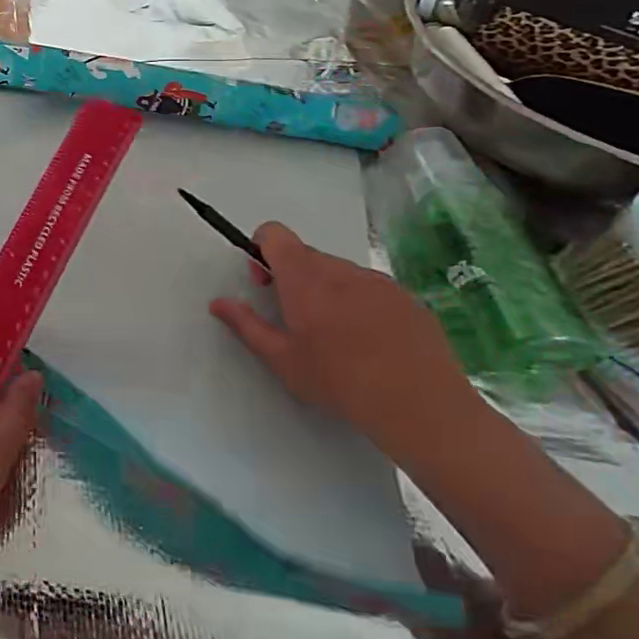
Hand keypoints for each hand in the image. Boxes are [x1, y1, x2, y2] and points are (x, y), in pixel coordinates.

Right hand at [209, 222, 486, 461]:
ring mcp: (378, 280)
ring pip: (340, 273)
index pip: (274, 233)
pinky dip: (362, 305)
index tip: (265, 285)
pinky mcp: (406, 297)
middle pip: (307, 255)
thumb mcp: (283, 360)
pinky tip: (372, 345)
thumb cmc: (340, 381)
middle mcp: (340, 269)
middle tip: (298, 322)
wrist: (420, 404)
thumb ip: (247, 326)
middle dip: (293, 278)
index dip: (261, 250)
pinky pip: (372, 289)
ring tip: (339, 340)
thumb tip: (218, 302)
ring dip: (328, 292)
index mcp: (304, 278)